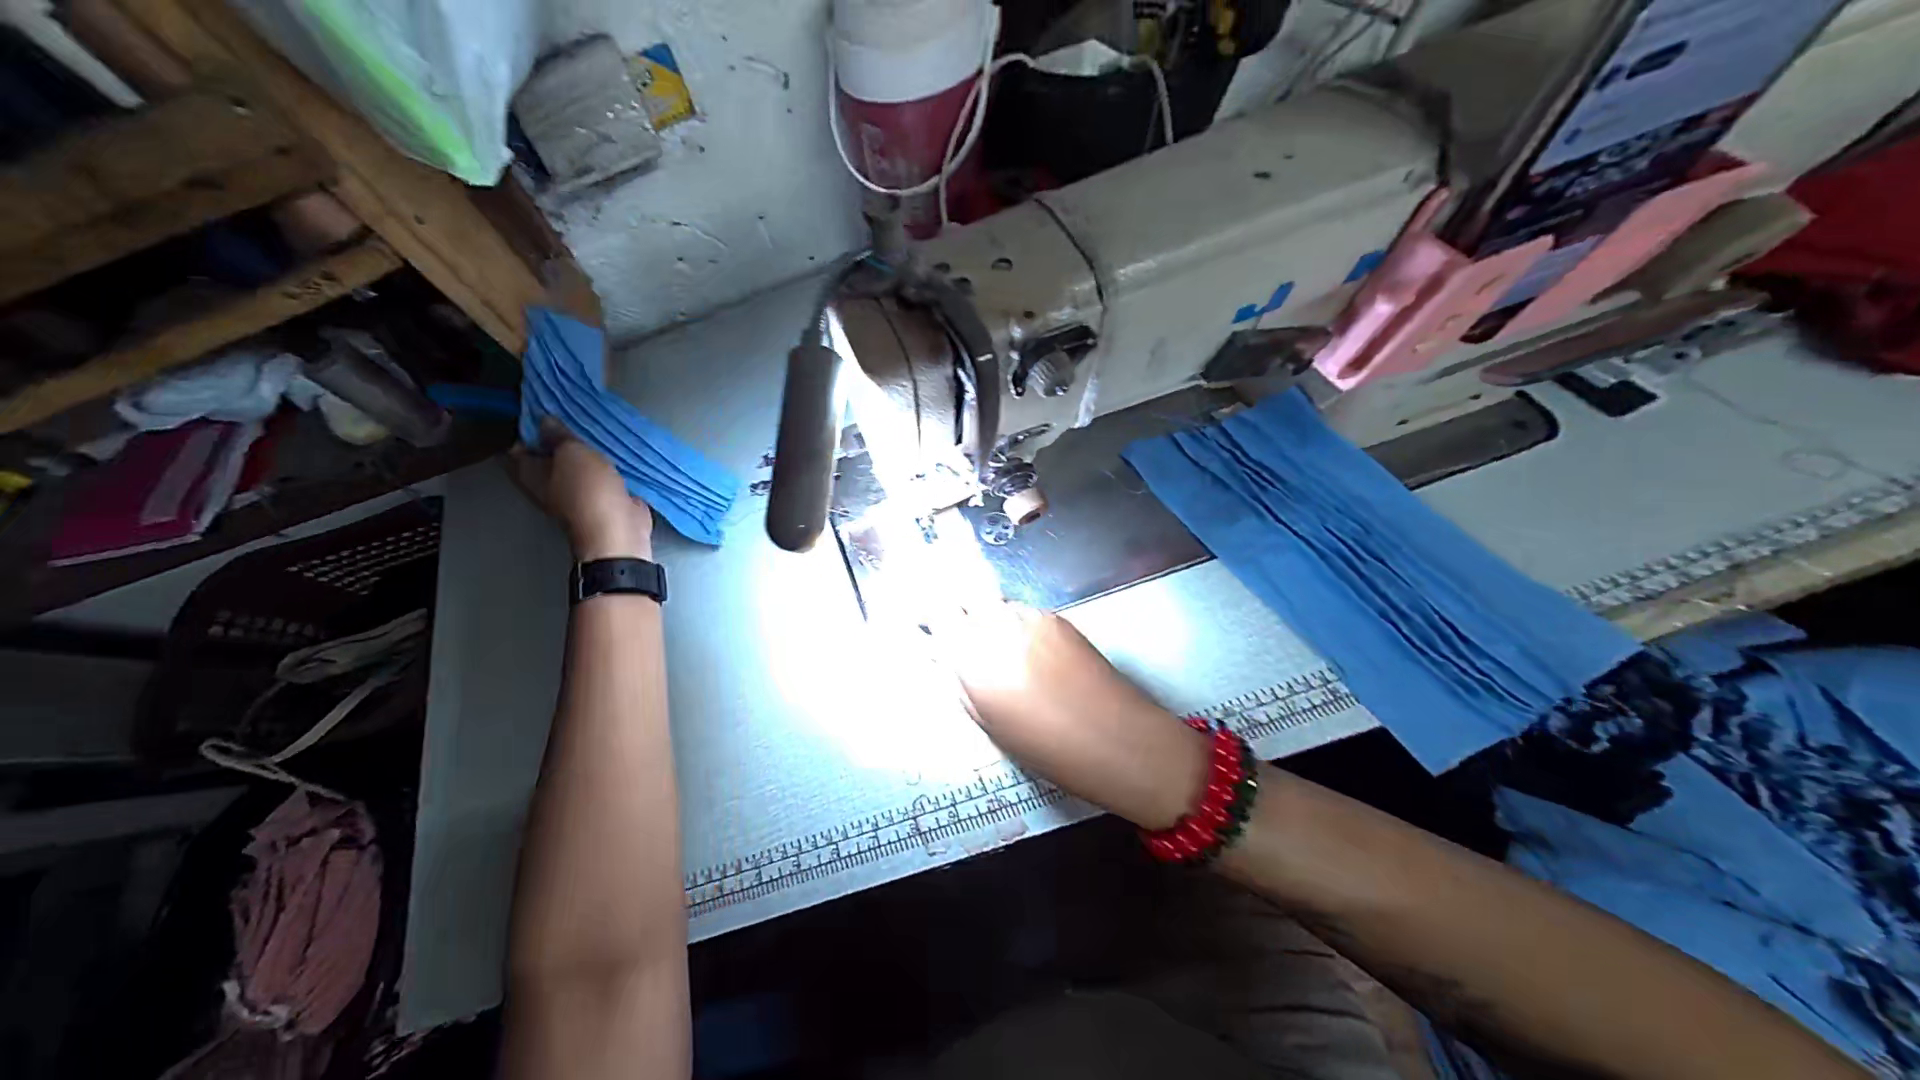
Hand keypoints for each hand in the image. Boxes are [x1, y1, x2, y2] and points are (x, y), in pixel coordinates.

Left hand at [509, 422, 653, 559]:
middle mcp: (543, 481)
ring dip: (583, 449)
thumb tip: (544, 421)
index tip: (547, 407)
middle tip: (575, 413)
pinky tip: (612, 448)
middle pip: (547, 451)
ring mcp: (571, 491)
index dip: (530, 424)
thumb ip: (557, 434)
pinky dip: (602, 463)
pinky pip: (596, 474)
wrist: (616, 529)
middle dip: (560, 435)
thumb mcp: (571, 452)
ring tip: (595, 426)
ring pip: (573, 463)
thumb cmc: (586, 489)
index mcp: (526, 470)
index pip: (518, 442)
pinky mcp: (596, 497)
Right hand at [941, 603, 1209, 829]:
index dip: (928, 615)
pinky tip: (1026, 652)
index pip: (937, 613)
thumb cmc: (1047, 748)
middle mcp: (999, 627)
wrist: (1119, 739)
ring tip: (995, 648)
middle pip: (963, 594)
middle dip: (955, 608)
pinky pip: (1021, 611)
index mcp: (975, 659)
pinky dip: (1013, 624)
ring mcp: (1030, 617)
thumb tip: (940, 654)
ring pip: (993, 602)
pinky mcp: (1057, 617)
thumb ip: (960, 681)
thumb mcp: (989, 722)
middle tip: (956, 633)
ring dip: (985, 616)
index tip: (924, 626)